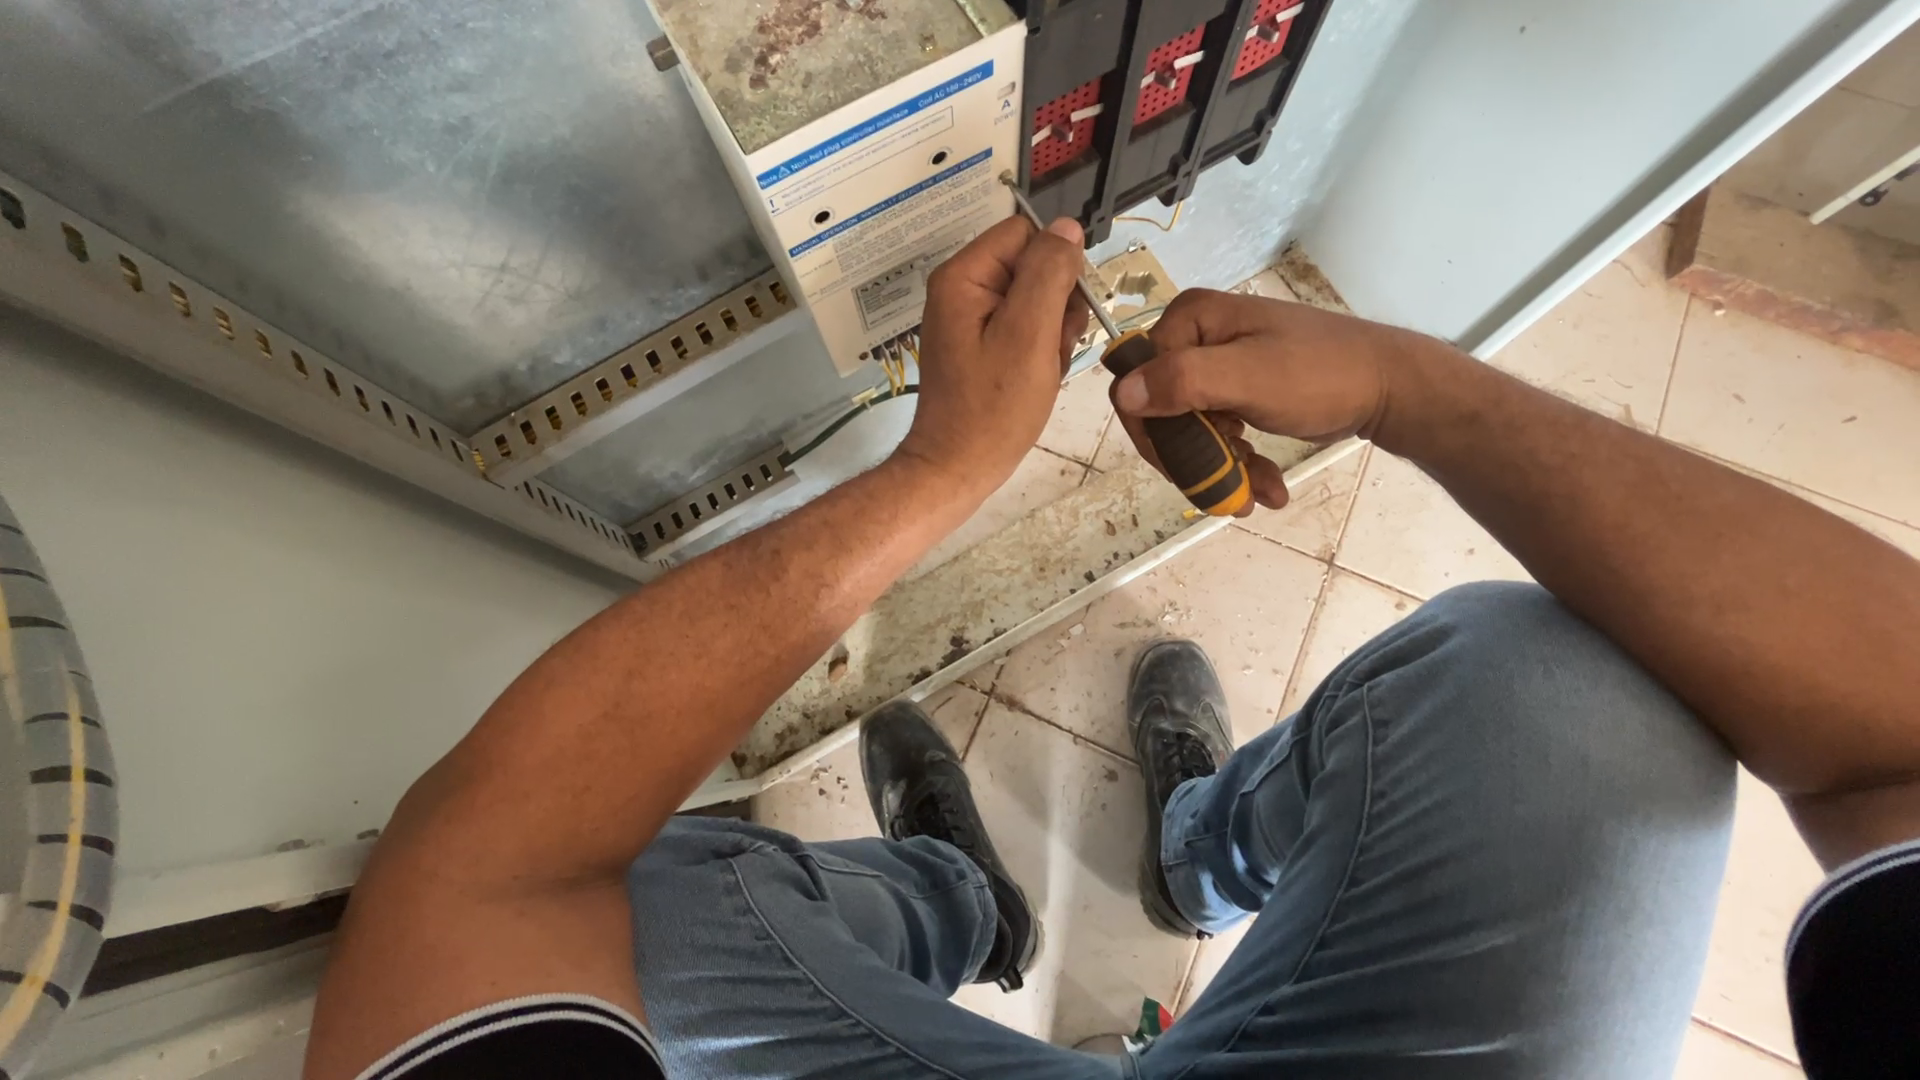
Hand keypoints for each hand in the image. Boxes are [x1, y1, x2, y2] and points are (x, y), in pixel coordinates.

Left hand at [892, 215, 1090, 502]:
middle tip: (1051, 348)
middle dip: (1055, 305)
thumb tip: (1067, 228)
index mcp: (964, 277)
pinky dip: (1040, 351)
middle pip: (1032, 266)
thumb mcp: (1029, 335)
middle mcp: (962, 290)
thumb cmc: (993, 408)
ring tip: (1044, 368)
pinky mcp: (980, 346)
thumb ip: (1049, 275)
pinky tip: (1037, 377)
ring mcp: (970, 320)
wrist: (958, 468)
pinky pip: (1024, 330)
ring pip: (1035, 300)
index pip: (1025, 234)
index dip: (1055, 265)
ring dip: (1052, 332)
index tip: (1063, 310)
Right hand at [1108, 288, 1448, 510]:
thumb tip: (1122, 393)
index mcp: (1189, 321)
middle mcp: (1195, 337)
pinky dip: (1239, 464)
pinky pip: (1217, 433)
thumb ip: (1183, 382)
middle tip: (1227, 494)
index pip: (1138, 384)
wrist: (1389, 386)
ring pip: (1190, 431)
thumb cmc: (1321, 375)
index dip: (1156, 434)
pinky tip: (1266, 487)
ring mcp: (1217, 365)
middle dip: (1196, 460)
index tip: (1188, 470)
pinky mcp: (1237, 390)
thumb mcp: (1248, 378)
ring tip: (1255, 495)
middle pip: (1163, 413)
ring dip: (1221, 469)